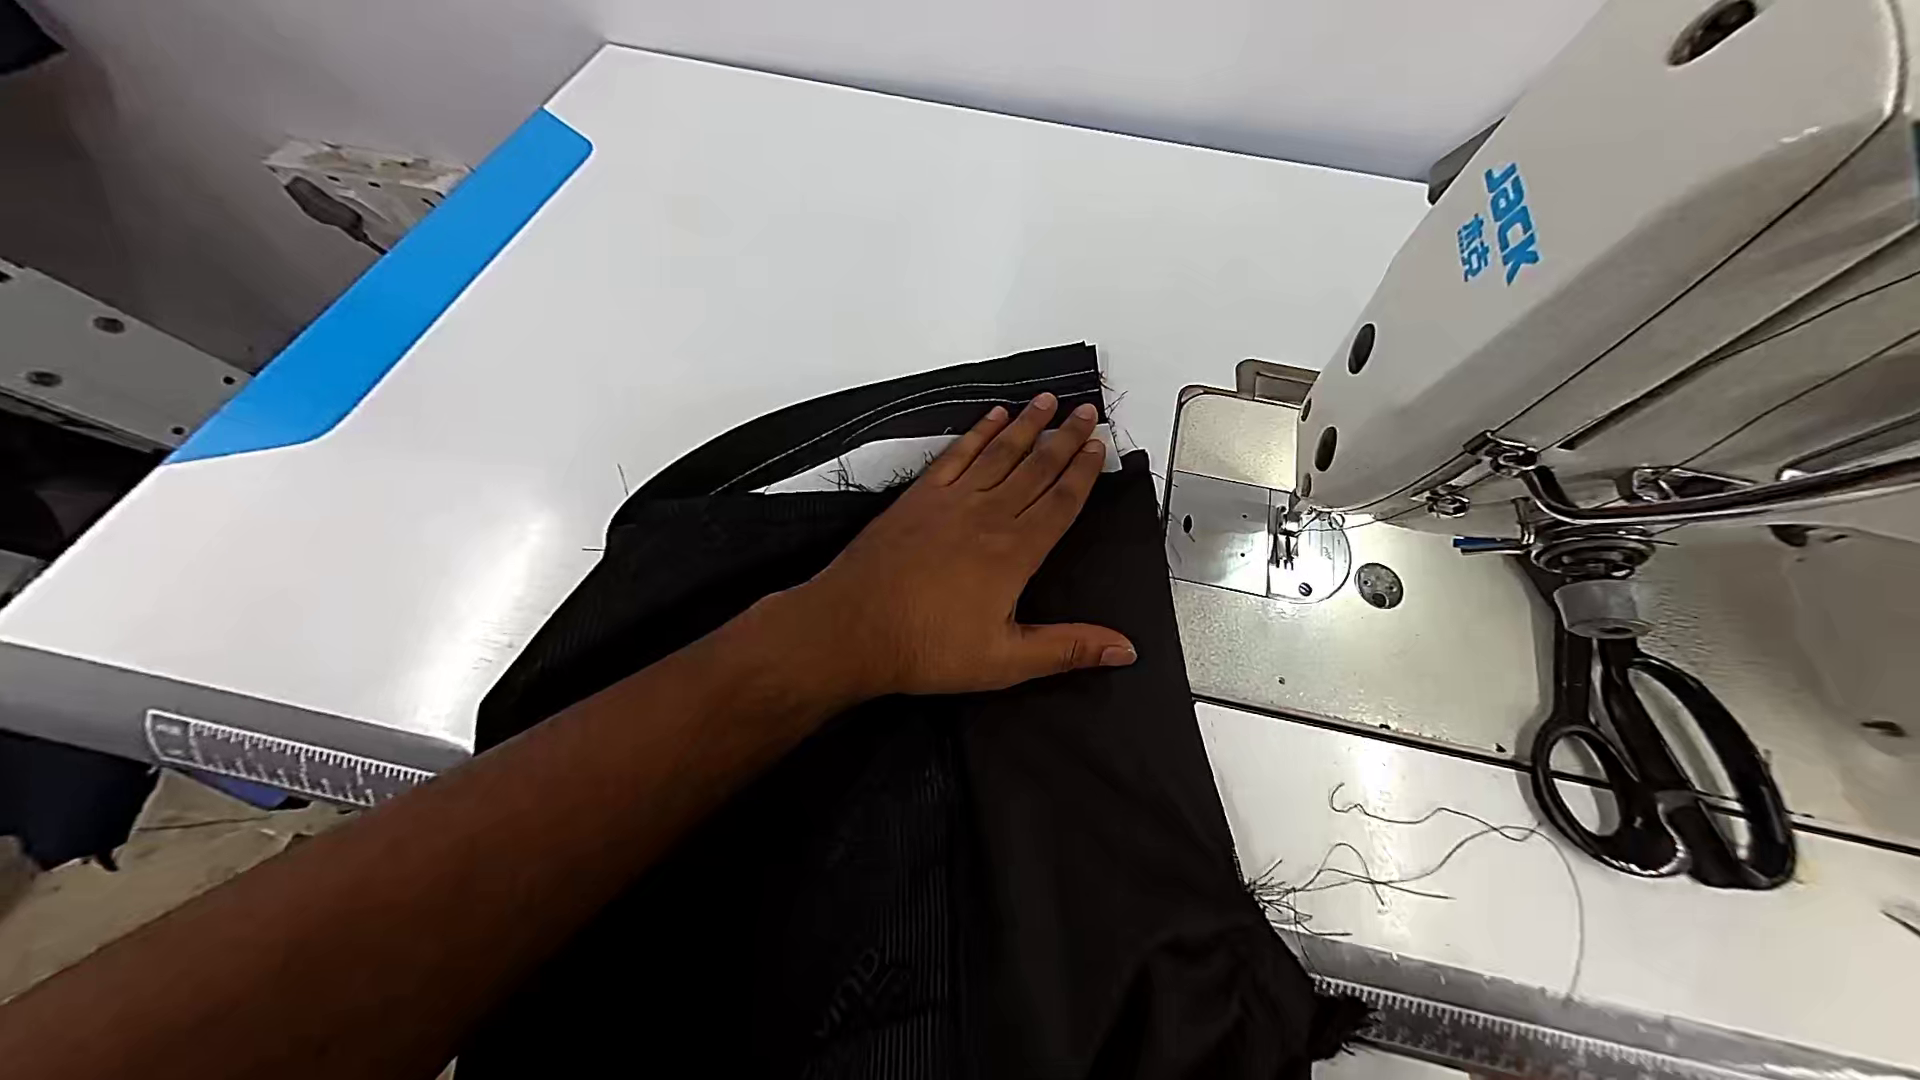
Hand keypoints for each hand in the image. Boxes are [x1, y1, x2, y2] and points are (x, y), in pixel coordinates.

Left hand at [787, 393, 1135, 697]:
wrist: (853, 628)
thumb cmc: (926, 647)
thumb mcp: (1005, 661)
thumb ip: (1066, 648)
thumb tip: (1124, 648)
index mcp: (1014, 553)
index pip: (1061, 502)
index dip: (1084, 473)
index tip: (1099, 447)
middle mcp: (987, 516)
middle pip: (1036, 468)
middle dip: (1065, 438)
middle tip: (1086, 412)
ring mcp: (950, 501)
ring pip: (1000, 453)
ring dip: (1027, 425)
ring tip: (1048, 401)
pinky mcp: (918, 497)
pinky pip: (956, 454)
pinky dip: (977, 433)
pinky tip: (993, 417)